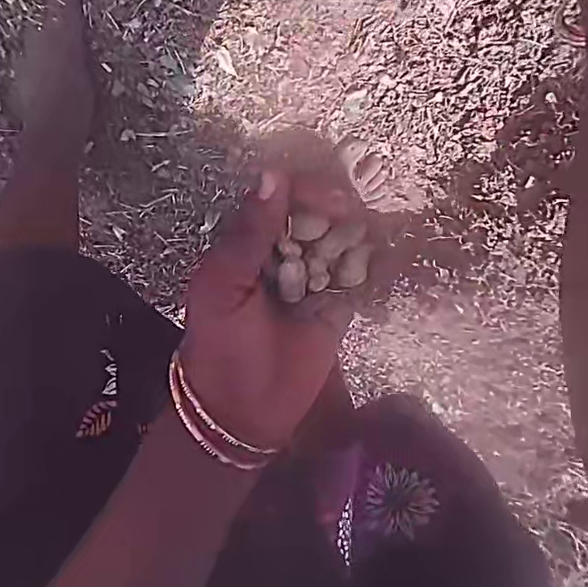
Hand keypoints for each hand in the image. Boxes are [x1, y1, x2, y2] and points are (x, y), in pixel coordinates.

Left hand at [177, 169, 358, 450]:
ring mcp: (314, 277)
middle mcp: (285, 252)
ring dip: (351, 239)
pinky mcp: (338, 303)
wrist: (242, 411)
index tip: (331, 199)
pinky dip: (364, 265)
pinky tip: (364, 265)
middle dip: (335, 213)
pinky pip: (356, 274)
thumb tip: (272, 175)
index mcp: (251, 242)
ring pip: (342, 241)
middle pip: (318, 215)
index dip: (307, 192)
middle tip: (348, 221)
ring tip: (355, 250)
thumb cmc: (223, 344)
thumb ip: (250, 232)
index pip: (283, 199)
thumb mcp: (224, 284)